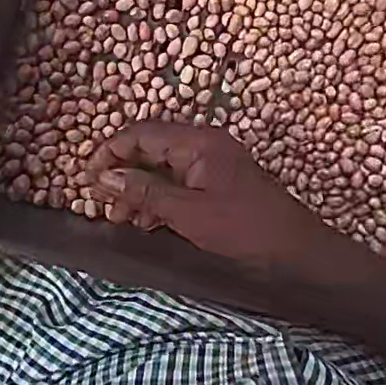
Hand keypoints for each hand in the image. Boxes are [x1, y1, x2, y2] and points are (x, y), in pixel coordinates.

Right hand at [83, 122, 369, 287]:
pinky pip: (177, 182)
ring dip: (137, 190)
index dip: (109, 152)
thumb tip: (102, 176)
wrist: (297, 251)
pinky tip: (146, 222)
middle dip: (122, 173)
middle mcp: (203, 144)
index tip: (87, 179)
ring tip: (120, 219)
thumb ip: (144, 192)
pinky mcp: (216, 183)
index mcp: (197, 142)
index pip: (140, 134)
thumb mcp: (188, 213)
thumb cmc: (244, 229)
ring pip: (161, 167)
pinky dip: (158, 199)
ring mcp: (211, 163)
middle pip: (149, 148)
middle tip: (102, 204)